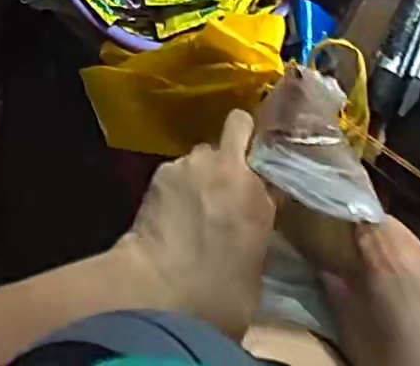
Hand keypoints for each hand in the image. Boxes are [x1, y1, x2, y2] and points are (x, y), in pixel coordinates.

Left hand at [110, 108, 276, 334]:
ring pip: (196, 159)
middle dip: (223, 163)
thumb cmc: (224, 288)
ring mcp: (185, 164)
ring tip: (194, 206)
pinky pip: (174, 171)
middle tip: (221, 190)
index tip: (253, 157)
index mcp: (253, 186)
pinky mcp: (159, 171)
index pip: (248, 131)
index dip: (249, 139)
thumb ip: (258, 213)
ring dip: (198, 175)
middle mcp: (219, 164)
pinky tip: (173, 211)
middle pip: (223, 145)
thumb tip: (254, 204)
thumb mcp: (260, 255)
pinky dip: (176, 185)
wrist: (166, 285)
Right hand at [323, 219, 419, 365]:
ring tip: (416, 318)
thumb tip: (330, 271)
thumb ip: (340, 296)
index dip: (353, 228)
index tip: (342, 246)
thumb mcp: (356, 338)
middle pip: (402, 240)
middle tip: (376, 287)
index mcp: (394, 257)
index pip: (366, 215)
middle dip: (388, 257)